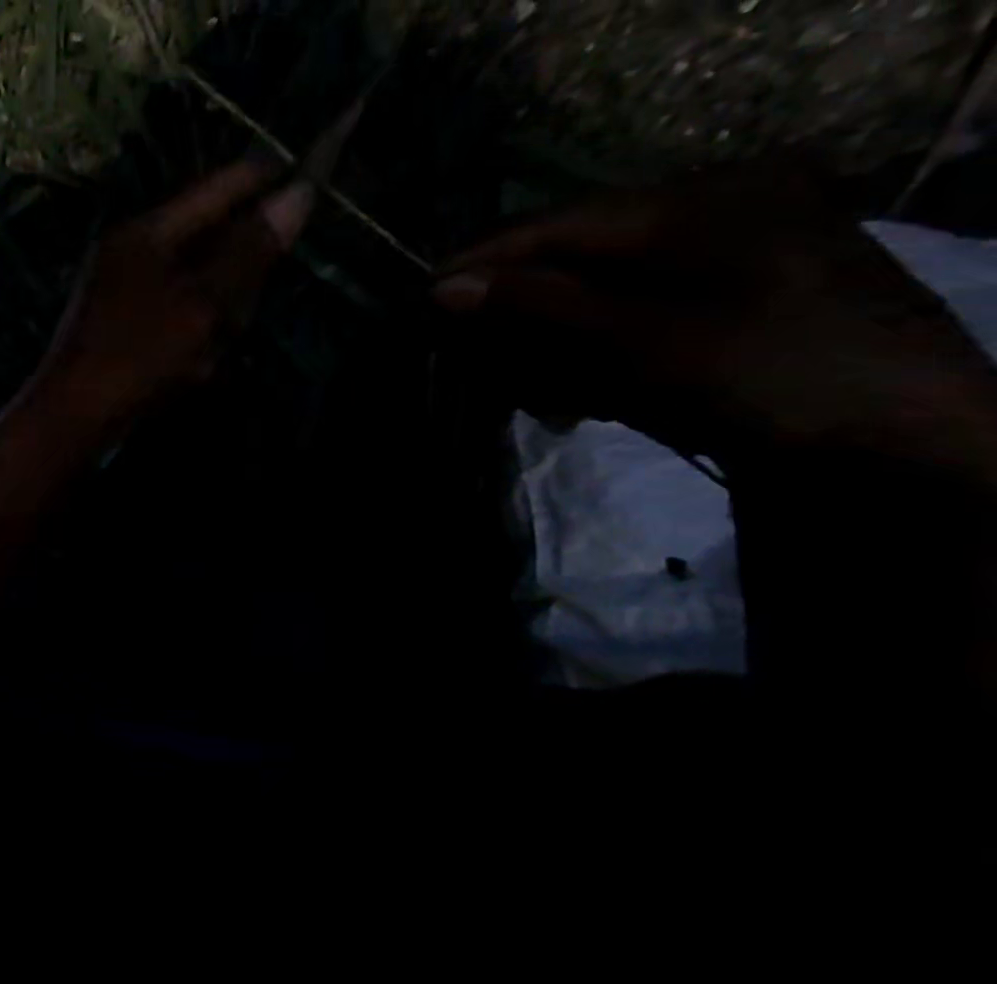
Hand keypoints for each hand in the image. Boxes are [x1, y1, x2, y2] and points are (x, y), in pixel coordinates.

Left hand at [42, 161, 316, 408]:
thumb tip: (299, 194)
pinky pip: (177, 320)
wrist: (72, 420)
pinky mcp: (124, 329)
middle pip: (209, 238)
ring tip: (206, 350)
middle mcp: (132, 253)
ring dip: (216, 314)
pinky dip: (192, 340)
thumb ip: (246, 253)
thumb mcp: (200, 304)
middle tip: (252, 298)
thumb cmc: (135, 357)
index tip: (313, 177)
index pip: (218, 187)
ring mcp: (124, 292)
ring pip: (197, 286)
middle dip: (239, 268)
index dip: (265, 181)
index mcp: (146, 232)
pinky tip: (189, 368)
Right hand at [432, 170, 996, 478]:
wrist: (898, 449)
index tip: (418, 296)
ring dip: (548, 352)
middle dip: (517, 319)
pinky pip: (618, 331)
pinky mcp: (708, 318)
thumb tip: (441, 288)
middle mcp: (703, 222)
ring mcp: (709, 271)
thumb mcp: (641, 339)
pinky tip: (580, 400)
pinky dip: (586, 365)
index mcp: (698, 202)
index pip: (557, 223)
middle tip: (470, 363)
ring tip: (538, 397)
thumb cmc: (769, 373)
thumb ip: (537, 308)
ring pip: (587, 304)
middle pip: (569, 265)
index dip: (483, 260)